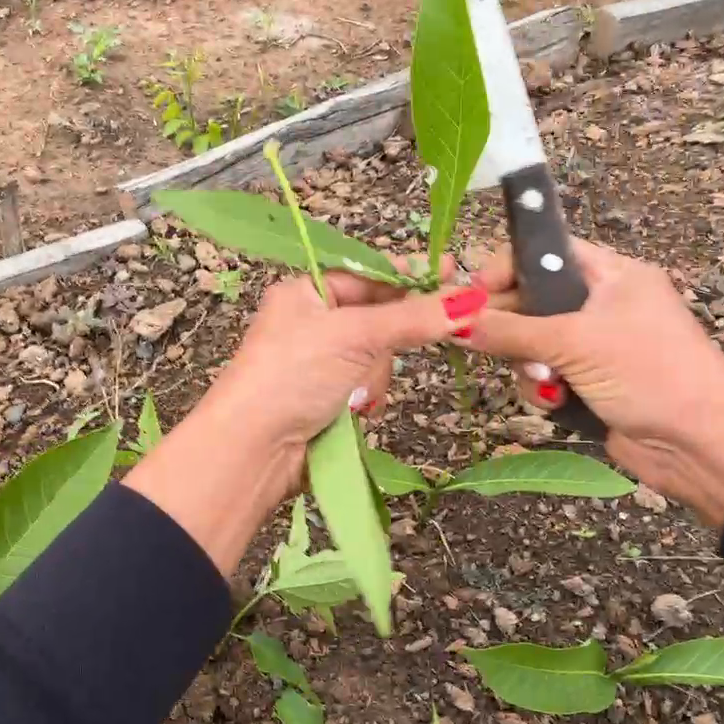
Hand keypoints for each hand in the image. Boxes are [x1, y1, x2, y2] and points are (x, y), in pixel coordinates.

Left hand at [125, 271, 487, 574]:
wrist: (254, 449)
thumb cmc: (291, 376)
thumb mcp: (354, 335)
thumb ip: (412, 318)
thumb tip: (469, 300)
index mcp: (305, 292)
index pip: (369, 275)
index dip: (408, 277)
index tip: (451, 275)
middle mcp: (310, 323)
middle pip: (379, 319)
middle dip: (386, 343)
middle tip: (391, 352)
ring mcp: (318, 364)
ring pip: (378, 358)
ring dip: (373, 378)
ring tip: (353, 394)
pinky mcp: (326, 399)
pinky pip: (367, 388)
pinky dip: (366, 400)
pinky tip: (354, 412)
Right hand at [461, 239, 723, 526]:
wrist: (701, 446)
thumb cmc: (651, 374)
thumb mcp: (575, 342)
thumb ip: (510, 329)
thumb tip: (454, 321)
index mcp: (610, 274)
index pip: (544, 251)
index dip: (505, 268)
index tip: (473, 295)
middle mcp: (599, 305)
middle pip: (528, 302)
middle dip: (513, 328)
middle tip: (497, 345)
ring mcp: (592, 347)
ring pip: (528, 345)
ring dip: (529, 367)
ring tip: (548, 383)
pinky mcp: (586, 384)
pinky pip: (542, 377)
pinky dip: (543, 391)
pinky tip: (558, 403)